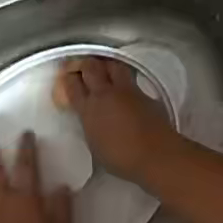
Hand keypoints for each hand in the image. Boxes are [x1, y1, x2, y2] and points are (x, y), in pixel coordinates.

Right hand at [55, 57, 180, 184]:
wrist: (155, 155)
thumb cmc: (121, 158)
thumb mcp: (95, 144)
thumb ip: (91, 125)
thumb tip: (91, 118)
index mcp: (89, 108)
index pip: (73, 85)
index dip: (68, 78)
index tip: (67, 77)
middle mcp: (106, 94)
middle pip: (91, 67)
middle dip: (85, 64)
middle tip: (83, 66)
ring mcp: (127, 91)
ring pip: (113, 65)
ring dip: (106, 65)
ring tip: (104, 69)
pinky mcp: (145, 94)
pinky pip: (131, 80)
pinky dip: (124, 80)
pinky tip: (125, 89)